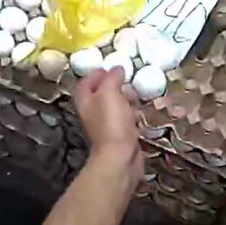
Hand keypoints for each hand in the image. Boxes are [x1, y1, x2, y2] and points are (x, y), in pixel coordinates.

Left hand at [73, 68, 142, 186]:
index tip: (108, 67)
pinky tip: (140, 112)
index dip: (95, 74)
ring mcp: (105, 126)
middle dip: (112, 85)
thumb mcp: (109, 92)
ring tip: (136, 94)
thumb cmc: (111, 122)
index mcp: (85, 101)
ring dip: (124, 99)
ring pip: (114, 107)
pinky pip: (124, 120)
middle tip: (126, 80)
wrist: (120, 156)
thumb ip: (112, 78)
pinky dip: (131, 113)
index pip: (85, 83)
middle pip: (100, 94)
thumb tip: (117, 69)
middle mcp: (92, 113)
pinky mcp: (119, 136)